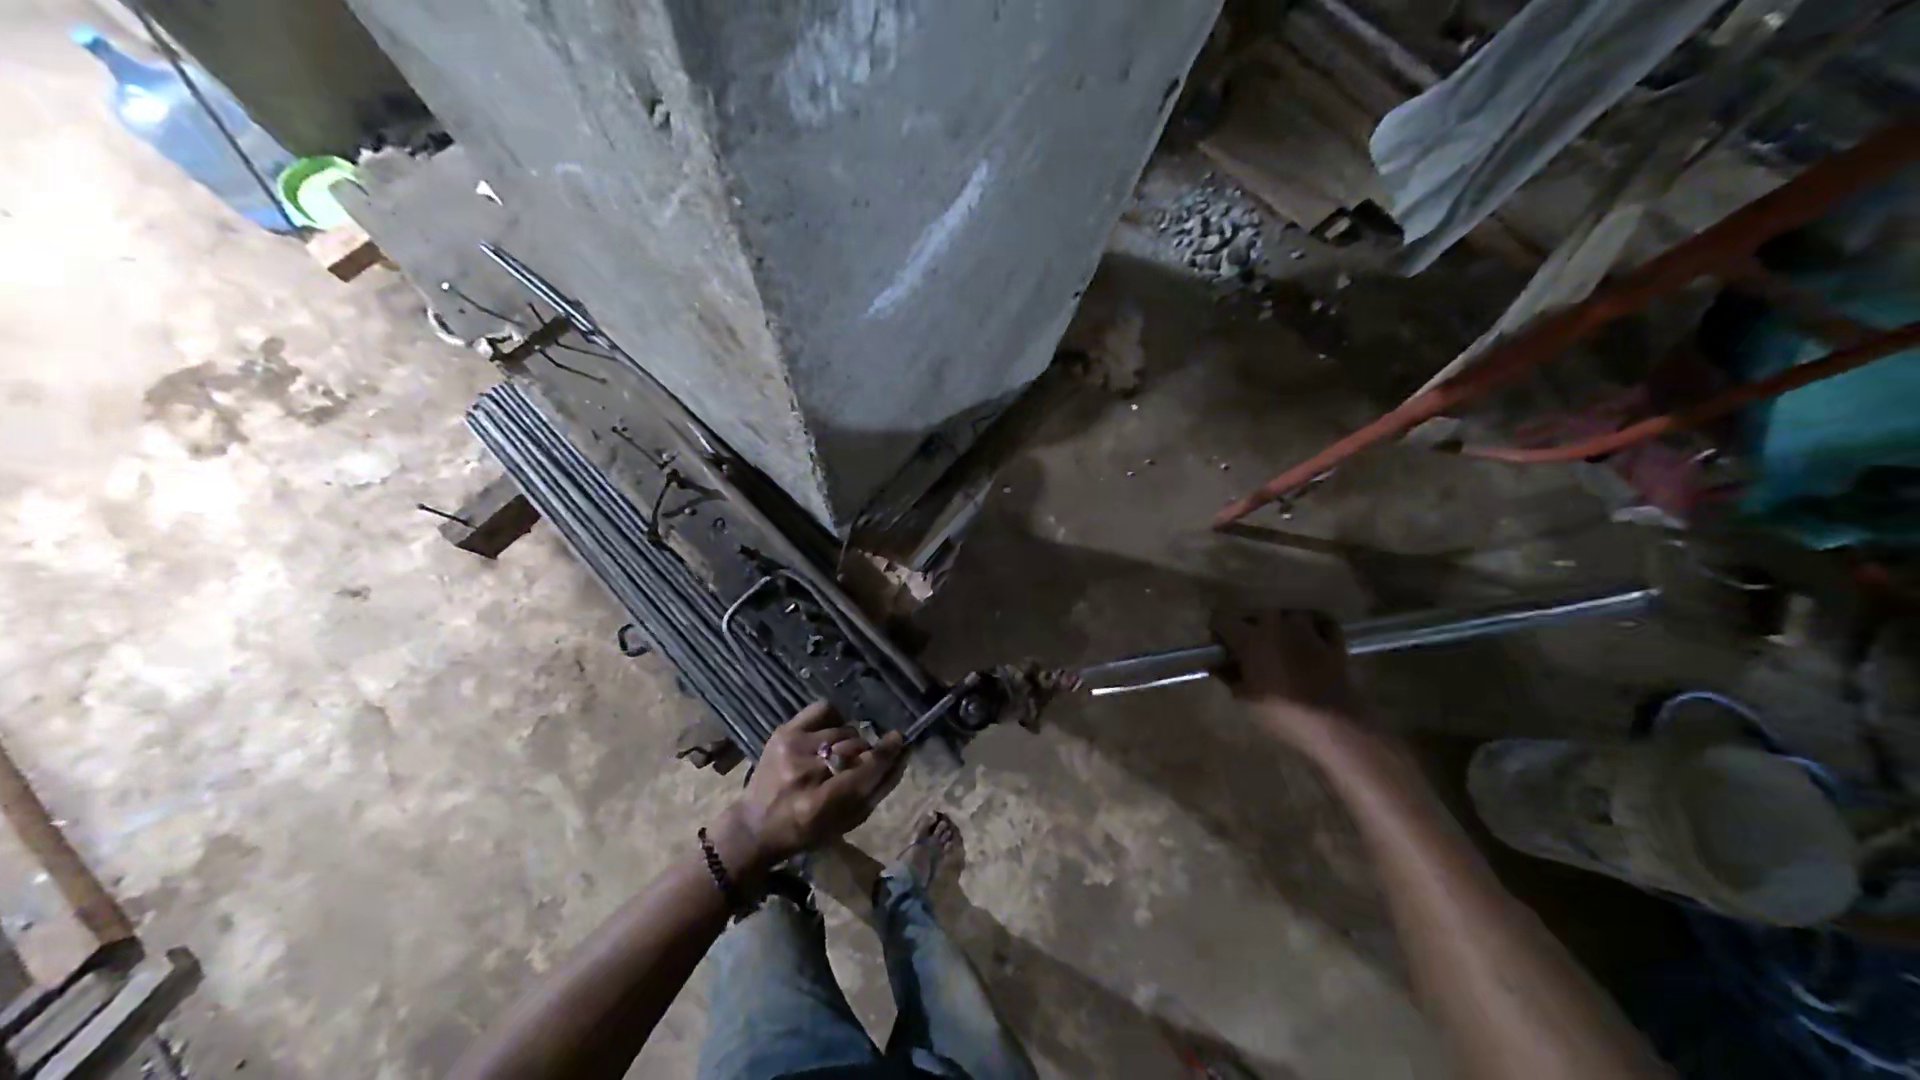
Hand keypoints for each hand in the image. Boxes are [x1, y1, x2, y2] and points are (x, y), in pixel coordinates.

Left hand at [711, 703, 905, 877]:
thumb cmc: (806, 831)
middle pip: (855, 746)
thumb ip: (877, 788)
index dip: (887, 752)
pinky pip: (823, 710)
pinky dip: (834, 720)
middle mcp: (805, 771)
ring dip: (849, 742)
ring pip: (843, 730)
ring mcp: (792, 747)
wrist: (755, 825)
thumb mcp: (845, 823)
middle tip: (859, 764)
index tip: (899, 740)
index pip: (865, 768)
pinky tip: (831, 733)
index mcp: (821, 802)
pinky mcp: (783, 732)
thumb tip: (902, 754)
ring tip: (838, 756)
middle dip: (865, 753)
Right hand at [1211, 609, 1372, 761]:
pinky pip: (1323, 624)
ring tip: (1284, 640)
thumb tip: (1217, 664)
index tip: (1220, 645)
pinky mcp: (1334, 642)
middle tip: (1252, 646)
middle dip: (1252, 625)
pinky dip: (1317, 628)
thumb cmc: (1280, 713)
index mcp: (1251, 639)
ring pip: (1292, 613)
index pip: (1222, 619)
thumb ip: (1228, 676)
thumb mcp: (1245, 698)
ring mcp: (1308, 631)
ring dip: (1286, 623)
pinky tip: (1314, 639)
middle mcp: (1277, 626)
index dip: (1217, 630)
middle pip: (1258, 612)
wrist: (1332, 724)